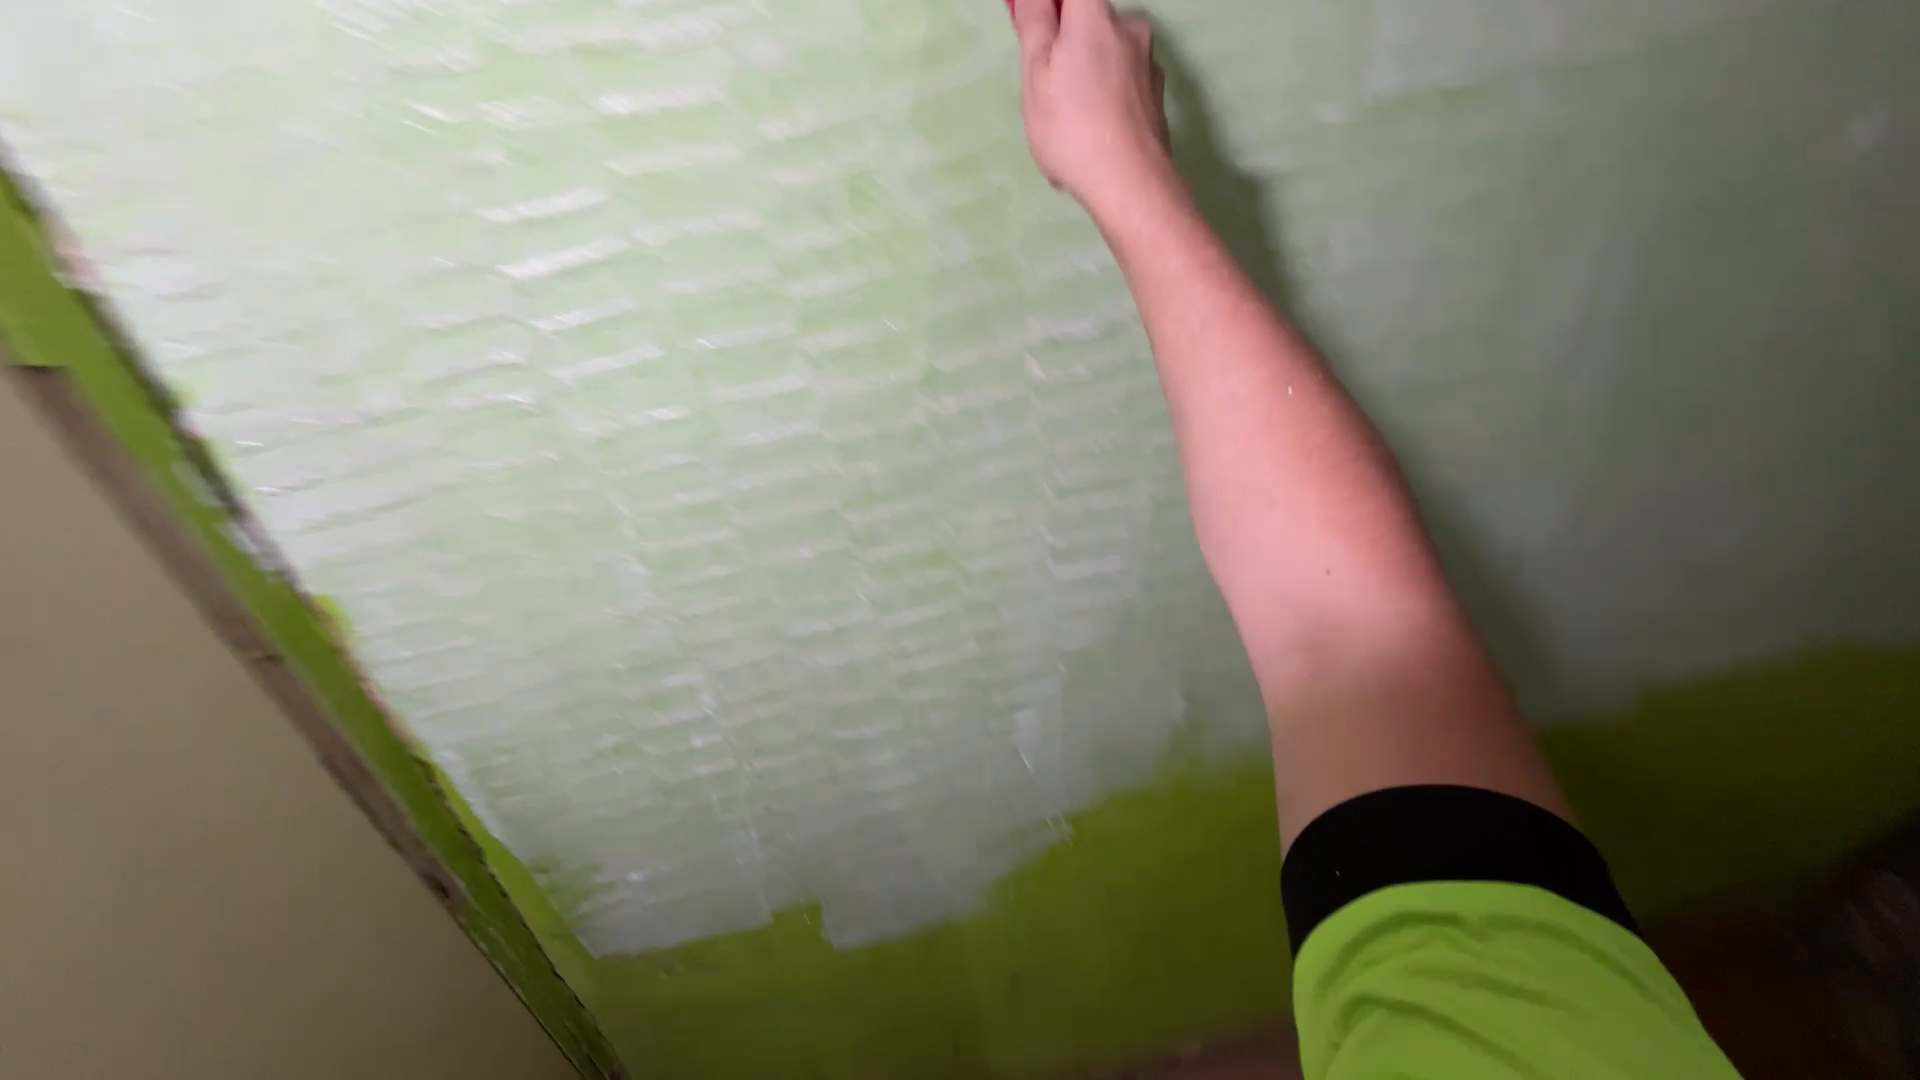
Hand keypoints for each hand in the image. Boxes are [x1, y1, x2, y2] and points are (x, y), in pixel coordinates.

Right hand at [1012, 0, 1175, 214]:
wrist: (1128, 182)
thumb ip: (1034, 23)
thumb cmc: (1070, 127)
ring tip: (1068, 125)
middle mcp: (1129, 26)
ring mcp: (1148, 62)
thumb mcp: (1035, 74)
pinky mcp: (1157, 96)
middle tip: (1047, 91)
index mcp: (1094, 14)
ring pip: (1107, 57)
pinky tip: (1091, 138)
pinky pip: (1122, 87)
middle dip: (1066, 48)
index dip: (1049, 10)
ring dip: (1086, 79)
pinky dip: (1104, 103)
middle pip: (1090, 22)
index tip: (1034, 33)